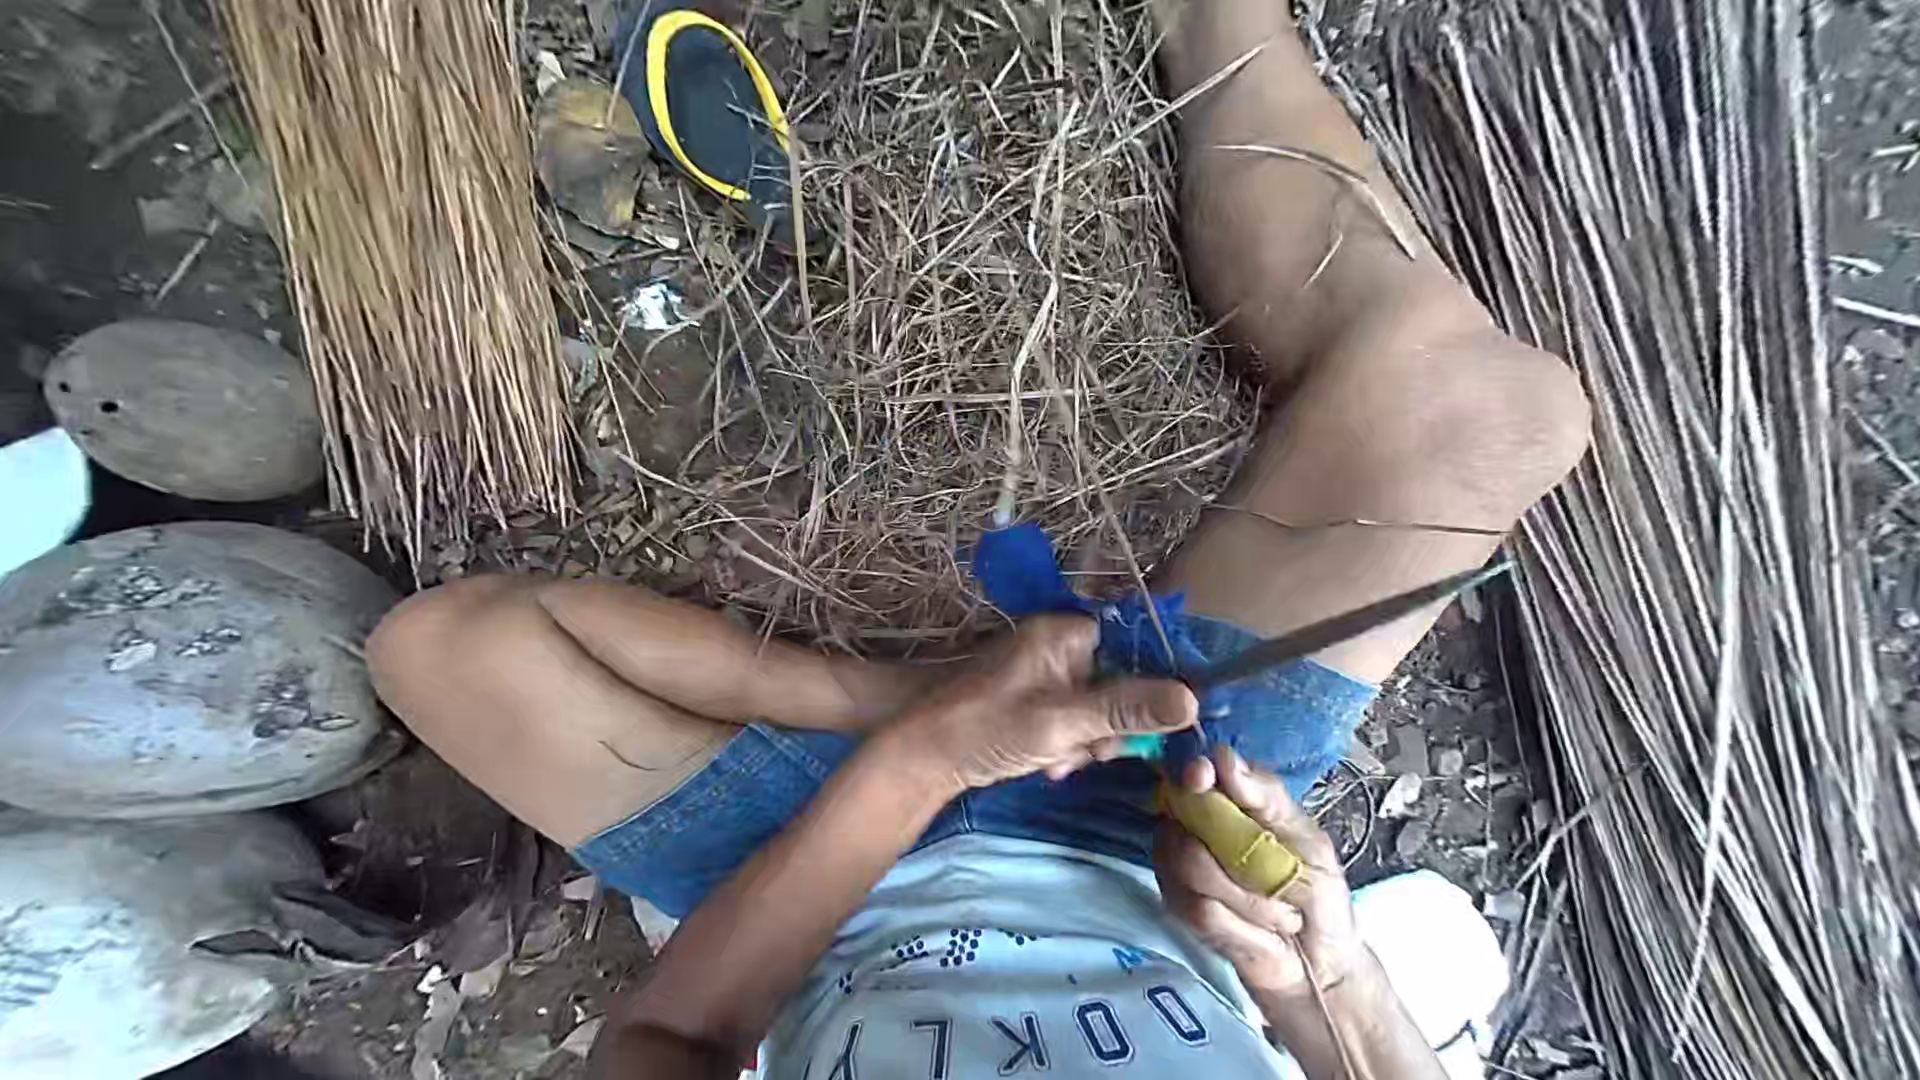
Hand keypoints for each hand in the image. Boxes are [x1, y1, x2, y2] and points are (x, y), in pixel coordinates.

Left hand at [891, 615, 1196, 791]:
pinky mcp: (1036, 700)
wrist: (926, 754)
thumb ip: (1125, 709)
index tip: (1167, 719)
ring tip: (1060, 759)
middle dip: (1111, 722)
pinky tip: (1049, 763)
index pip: (1131, 642)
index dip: (1153, 680)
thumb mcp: (1062, 721)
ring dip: (1089, 739)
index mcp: (1061, 632)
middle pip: (1119, 679)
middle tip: (1095, 750)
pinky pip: (1074, 718)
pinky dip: (1069, 743)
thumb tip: (1192, 698)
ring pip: (1098, 706)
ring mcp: (1045, 673)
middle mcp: (1056, 645)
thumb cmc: (988, 727)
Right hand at [1154, 746, 1365, 999]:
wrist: (1320, 963)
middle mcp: (1191, 820)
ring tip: (1277, 910)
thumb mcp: (1308, 839)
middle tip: (1277, 876)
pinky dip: (1241, 924)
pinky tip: (1258, 930)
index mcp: (1225, 795)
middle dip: (1239, 854)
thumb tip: (1223, 759)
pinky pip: (1199, 907)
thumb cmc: (1316, 889)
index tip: (1202, 777)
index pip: (1194, 769)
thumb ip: (1265, 796)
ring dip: (1247, 897)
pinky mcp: (1176, 902)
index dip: (1194, 771)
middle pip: (1185, 816)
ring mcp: (1177, 860)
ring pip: (1191, 863)